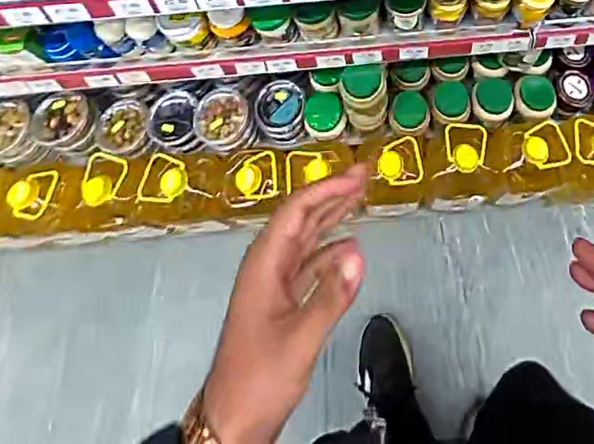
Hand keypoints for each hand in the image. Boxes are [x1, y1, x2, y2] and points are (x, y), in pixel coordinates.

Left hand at [199, 165, 368, 443]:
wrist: (232, 420)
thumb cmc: (256, 379)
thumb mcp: (299, 339)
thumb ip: (330, 297)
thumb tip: (357, 256)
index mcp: (264, 262)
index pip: (297, 210)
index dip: (326, 189)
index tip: (353, 176)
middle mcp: (268, 264)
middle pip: (302, 216)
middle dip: (332, 193)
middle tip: (361, 175)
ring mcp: (274, 281)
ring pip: (307, 237)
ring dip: (333, 216)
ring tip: (358, 198)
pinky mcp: (282, 299)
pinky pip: (310, 263)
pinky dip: (331, 251)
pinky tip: (349, 249)